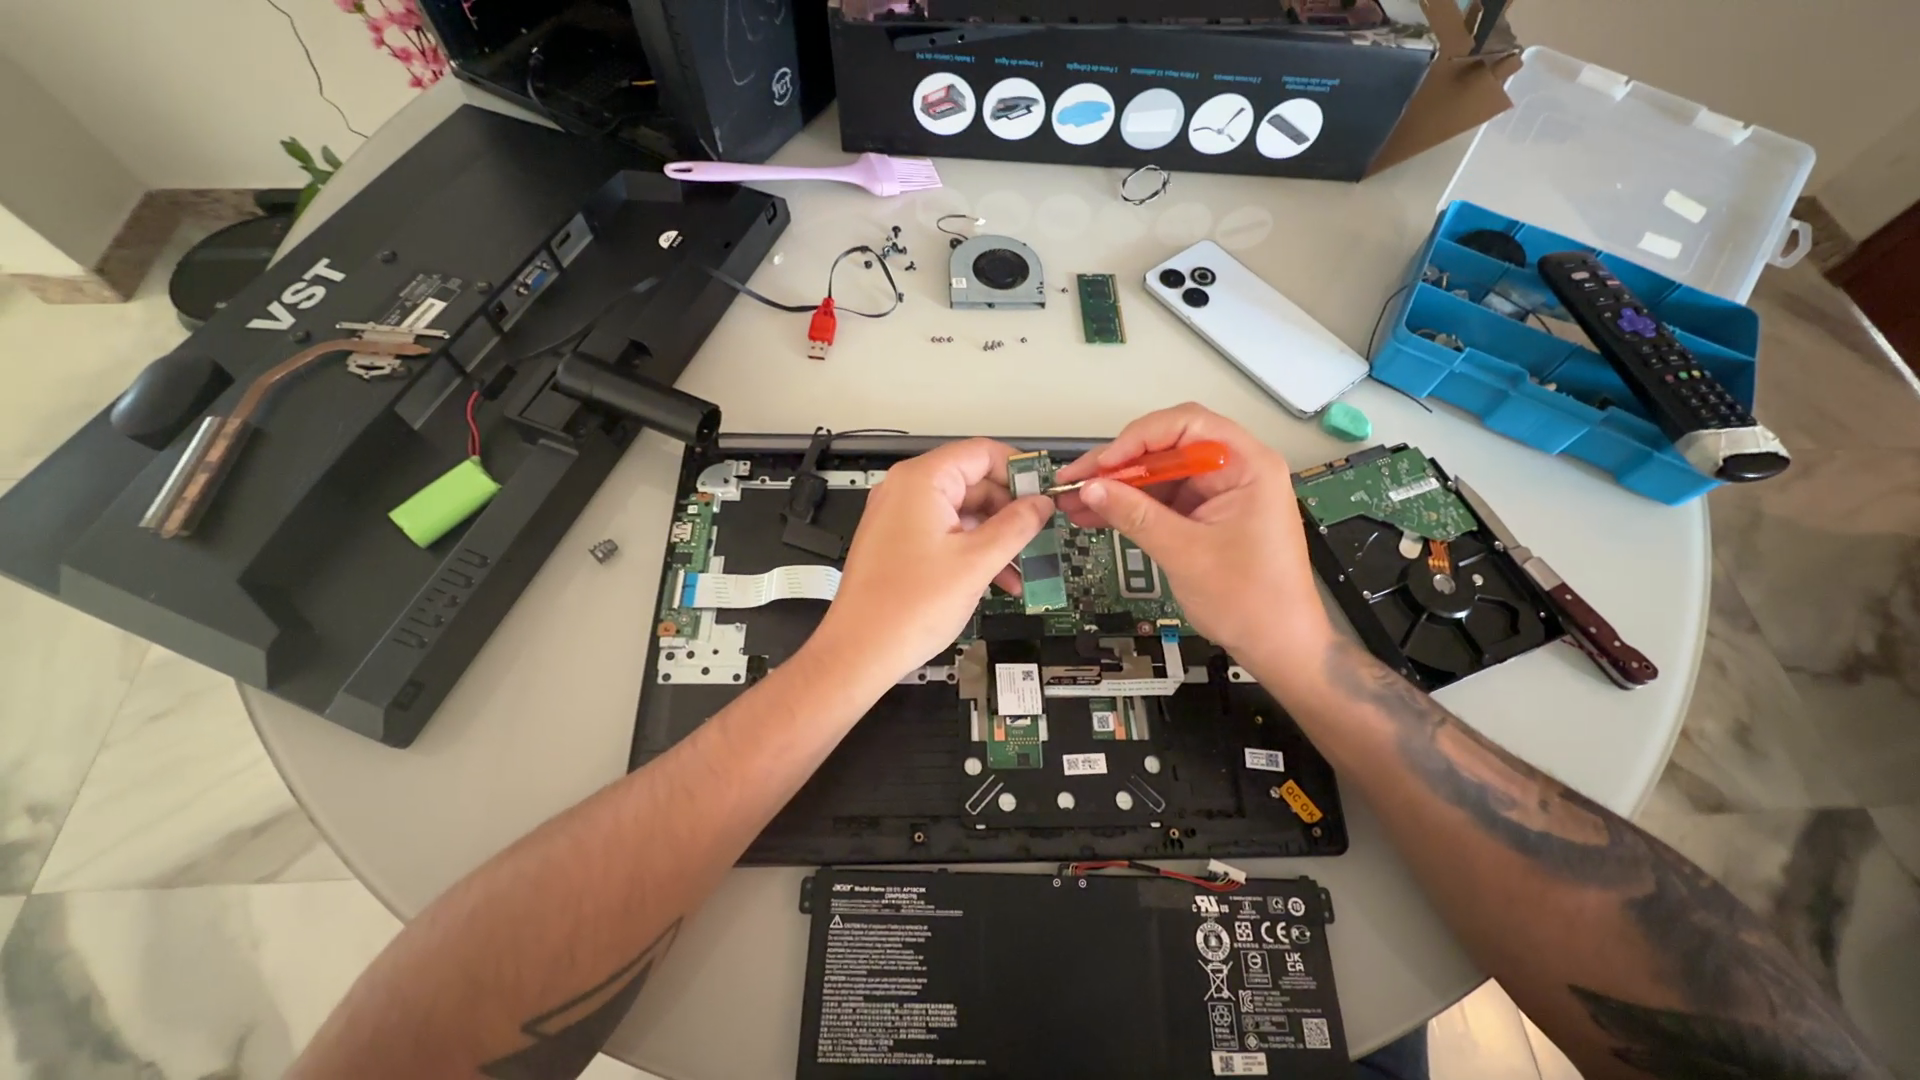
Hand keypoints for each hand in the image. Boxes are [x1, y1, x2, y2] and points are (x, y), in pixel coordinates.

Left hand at [808, 438, 1053, 684]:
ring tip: (1022, 568)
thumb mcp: (977, 562)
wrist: (861, 651)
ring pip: (964, 513)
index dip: (1018, 470)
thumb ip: (1016, 526)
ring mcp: (900, 518)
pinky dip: (973, 550)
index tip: (1044, 492)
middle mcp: (906, 492)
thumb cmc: (903, 609)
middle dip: (1010, 511)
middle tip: (1039, 535)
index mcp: (921, 481)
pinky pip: (947, 533)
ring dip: (996, 537)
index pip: (981, 452)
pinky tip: (996, 579)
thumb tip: (1039, 504)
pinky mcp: (899, 543)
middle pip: (974, 483)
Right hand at [1054, 403, 1330, 665]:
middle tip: (1075, 480)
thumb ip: (1136, 515)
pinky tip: (1096, 514)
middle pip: (1167, 447)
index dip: (1139, 439)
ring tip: (1074, 501)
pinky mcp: (1205, 515)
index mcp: (1247, 466)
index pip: (1186, 425)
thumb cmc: (1250, 600)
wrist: (1277, 645)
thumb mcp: (1185, 553)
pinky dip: (1130, 507)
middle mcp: (1235, 470)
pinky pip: (1161, 500)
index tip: (1104, 466)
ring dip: (1117, 487)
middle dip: (1118, 465)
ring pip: (1158, 475)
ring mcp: (1219, 493)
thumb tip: (1092, 488)